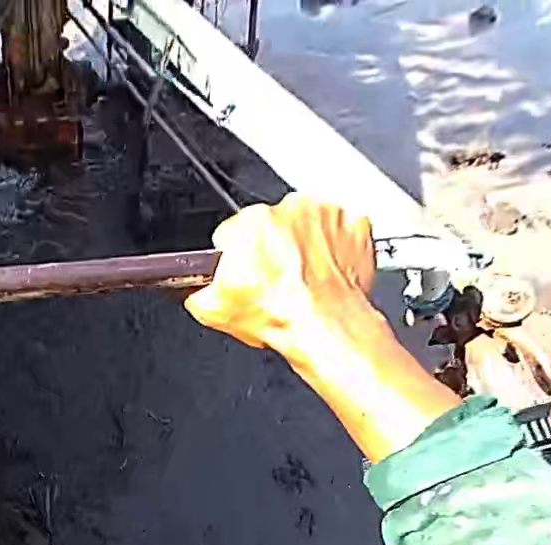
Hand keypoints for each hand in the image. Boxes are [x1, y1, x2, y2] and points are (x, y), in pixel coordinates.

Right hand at [184, 193, 377, 355]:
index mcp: (250, 224)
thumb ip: (196, 294)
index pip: (233, 233)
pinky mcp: (355, 225)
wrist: (324, 329)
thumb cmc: (280, 317)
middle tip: (275, 285)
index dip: (236, 258)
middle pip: (272, 227)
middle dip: (271, 251)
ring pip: (307, 226)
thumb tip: (195, 292)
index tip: (244, 275)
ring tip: (301, 283)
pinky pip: (340, 232)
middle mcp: (288, 210)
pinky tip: (325, 276)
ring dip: (303, 248)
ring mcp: (325, 214)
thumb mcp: (214, 313)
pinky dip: (335, 250)